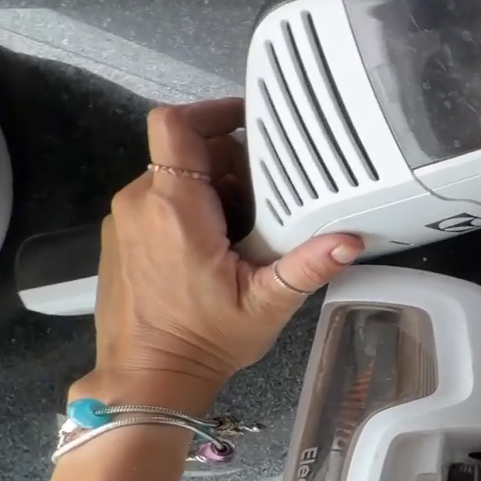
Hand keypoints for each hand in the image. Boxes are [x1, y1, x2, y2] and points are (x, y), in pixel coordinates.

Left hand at [73, 99, 363, 413]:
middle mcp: (142, 202)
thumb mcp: (270, 303)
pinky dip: (202, 209)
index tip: (255, 118)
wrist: (150, 369)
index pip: (178, 128)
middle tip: (280, 203)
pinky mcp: (128, 233)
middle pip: (190, 153)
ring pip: (179, 177)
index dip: (214, 111)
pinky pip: (166, 200)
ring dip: (223, 191)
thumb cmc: (207, 337)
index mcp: (175, 209)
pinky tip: (231, 246)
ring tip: (260, 232)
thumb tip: (351, 241)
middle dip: (239, 168)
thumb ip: (309, 265)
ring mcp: (129, 217)